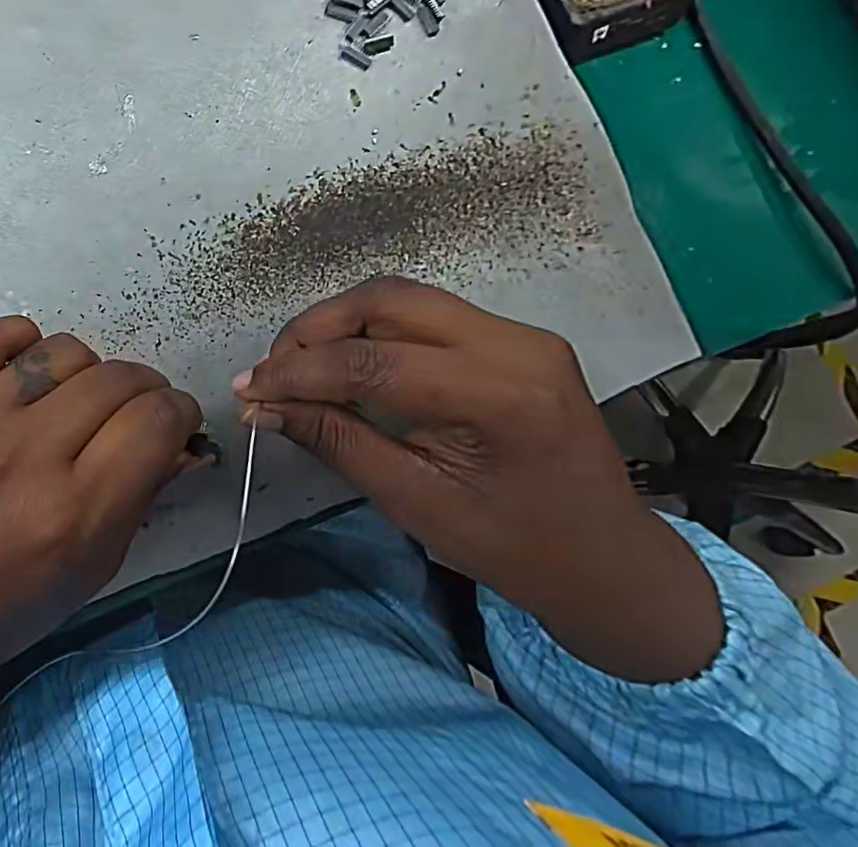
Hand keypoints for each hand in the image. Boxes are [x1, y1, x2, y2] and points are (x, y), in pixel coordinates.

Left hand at [0, 316, 202, 780]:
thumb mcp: (88, 575)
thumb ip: (139, 500)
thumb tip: (179, 440)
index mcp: (72, 513)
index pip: (157, 420)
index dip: (180, 413)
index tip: (174, 424)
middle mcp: (26, 455)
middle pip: (120, 379)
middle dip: (146, 390)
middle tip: (135, 414)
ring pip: (65, 350)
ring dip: (89, 371)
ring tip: (76, 402)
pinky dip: (23, 343)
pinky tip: (27, 374)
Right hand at [232, 276, 721, 682]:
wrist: (608, 561)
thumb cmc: (514, 549)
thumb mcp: (414, 501)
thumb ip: (337, 441)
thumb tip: (264, 407)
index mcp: (500, 396)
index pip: (374, 362)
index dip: (299, 373)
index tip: (249, 389)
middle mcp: (514, 344)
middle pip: (386, 300)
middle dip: (314, 329)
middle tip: (272, 371)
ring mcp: (518, 332)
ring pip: (401, 296)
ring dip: (337, 323)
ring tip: (298, 365)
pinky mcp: (511, 337)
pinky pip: (422, 313)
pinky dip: (368, 330)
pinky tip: (342, 361)